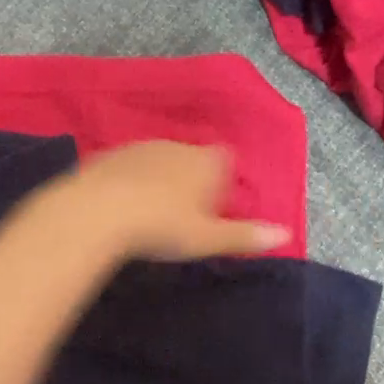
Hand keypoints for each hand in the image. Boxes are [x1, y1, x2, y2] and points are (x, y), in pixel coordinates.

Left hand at [53, 142, 289, 259]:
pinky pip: (128, 167)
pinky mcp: (108, 155)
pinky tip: (120, 209)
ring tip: (149, 216)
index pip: (226, 160)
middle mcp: (177, 145)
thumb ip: (246, 236)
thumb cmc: (163, 227)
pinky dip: (129, 183)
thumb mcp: (208, 239)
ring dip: (159, 181)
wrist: (97, 212)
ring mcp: (141, 147)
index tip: (212, 210)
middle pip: (193, 159)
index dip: (222, 182)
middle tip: (180, 219)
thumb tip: (286, 235)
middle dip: (191, 182)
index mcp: (207, 160)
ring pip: (159, 161)